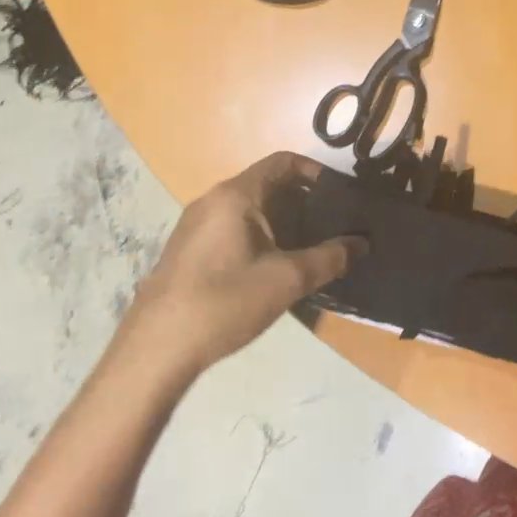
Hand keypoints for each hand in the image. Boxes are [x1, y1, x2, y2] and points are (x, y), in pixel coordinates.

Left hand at [121, 152, 363, 376]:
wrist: (154, 353)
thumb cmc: (224, 302)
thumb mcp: (289, 280)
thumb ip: (331, 257)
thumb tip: (362, 243)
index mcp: (235, 196)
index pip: (283, 162)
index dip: (317, 171)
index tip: (342, 194)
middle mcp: (211, 202)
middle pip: (267, 185)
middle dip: (305, 200)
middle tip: (335, 223)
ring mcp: (194, 228)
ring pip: (250, 209)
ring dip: (284, 221)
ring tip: (312, 246)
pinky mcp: (187, 253)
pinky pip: (233, 229)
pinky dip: (261, 236)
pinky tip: (275, 268)